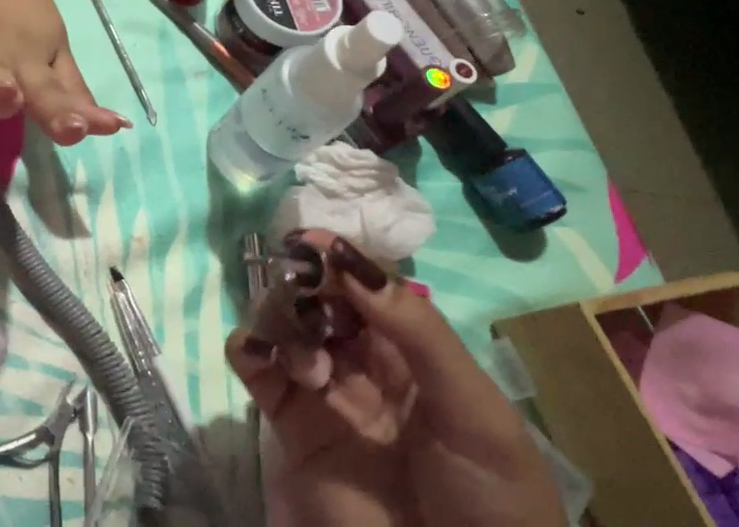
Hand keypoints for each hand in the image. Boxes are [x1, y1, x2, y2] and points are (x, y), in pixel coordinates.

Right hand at [0, 0, 128, 144]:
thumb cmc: (19, 2)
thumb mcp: (53, 42)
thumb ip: (71, 88)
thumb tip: (110, 128)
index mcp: (34, 60)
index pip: (56, 95)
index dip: (67, 115)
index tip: (81, 130)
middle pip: (1, 84)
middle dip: (3, 93)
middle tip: (7, 97)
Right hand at [227, 233, 564, 526]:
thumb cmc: (490, 499)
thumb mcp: (474, 411)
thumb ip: (416, 332)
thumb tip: (349, 259)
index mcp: (415, 353)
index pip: (367, 287)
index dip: (339, 259)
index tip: (310, 240)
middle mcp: (365, 364)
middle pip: (319, 299)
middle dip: (304, 284)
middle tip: (299, 286)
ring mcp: (325, 395)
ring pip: (284, 327)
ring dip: (281, 319)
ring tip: (306, 357)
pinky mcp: (291, 428)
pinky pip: (256, 371)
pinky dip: (248, 347)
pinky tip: (262, 353)